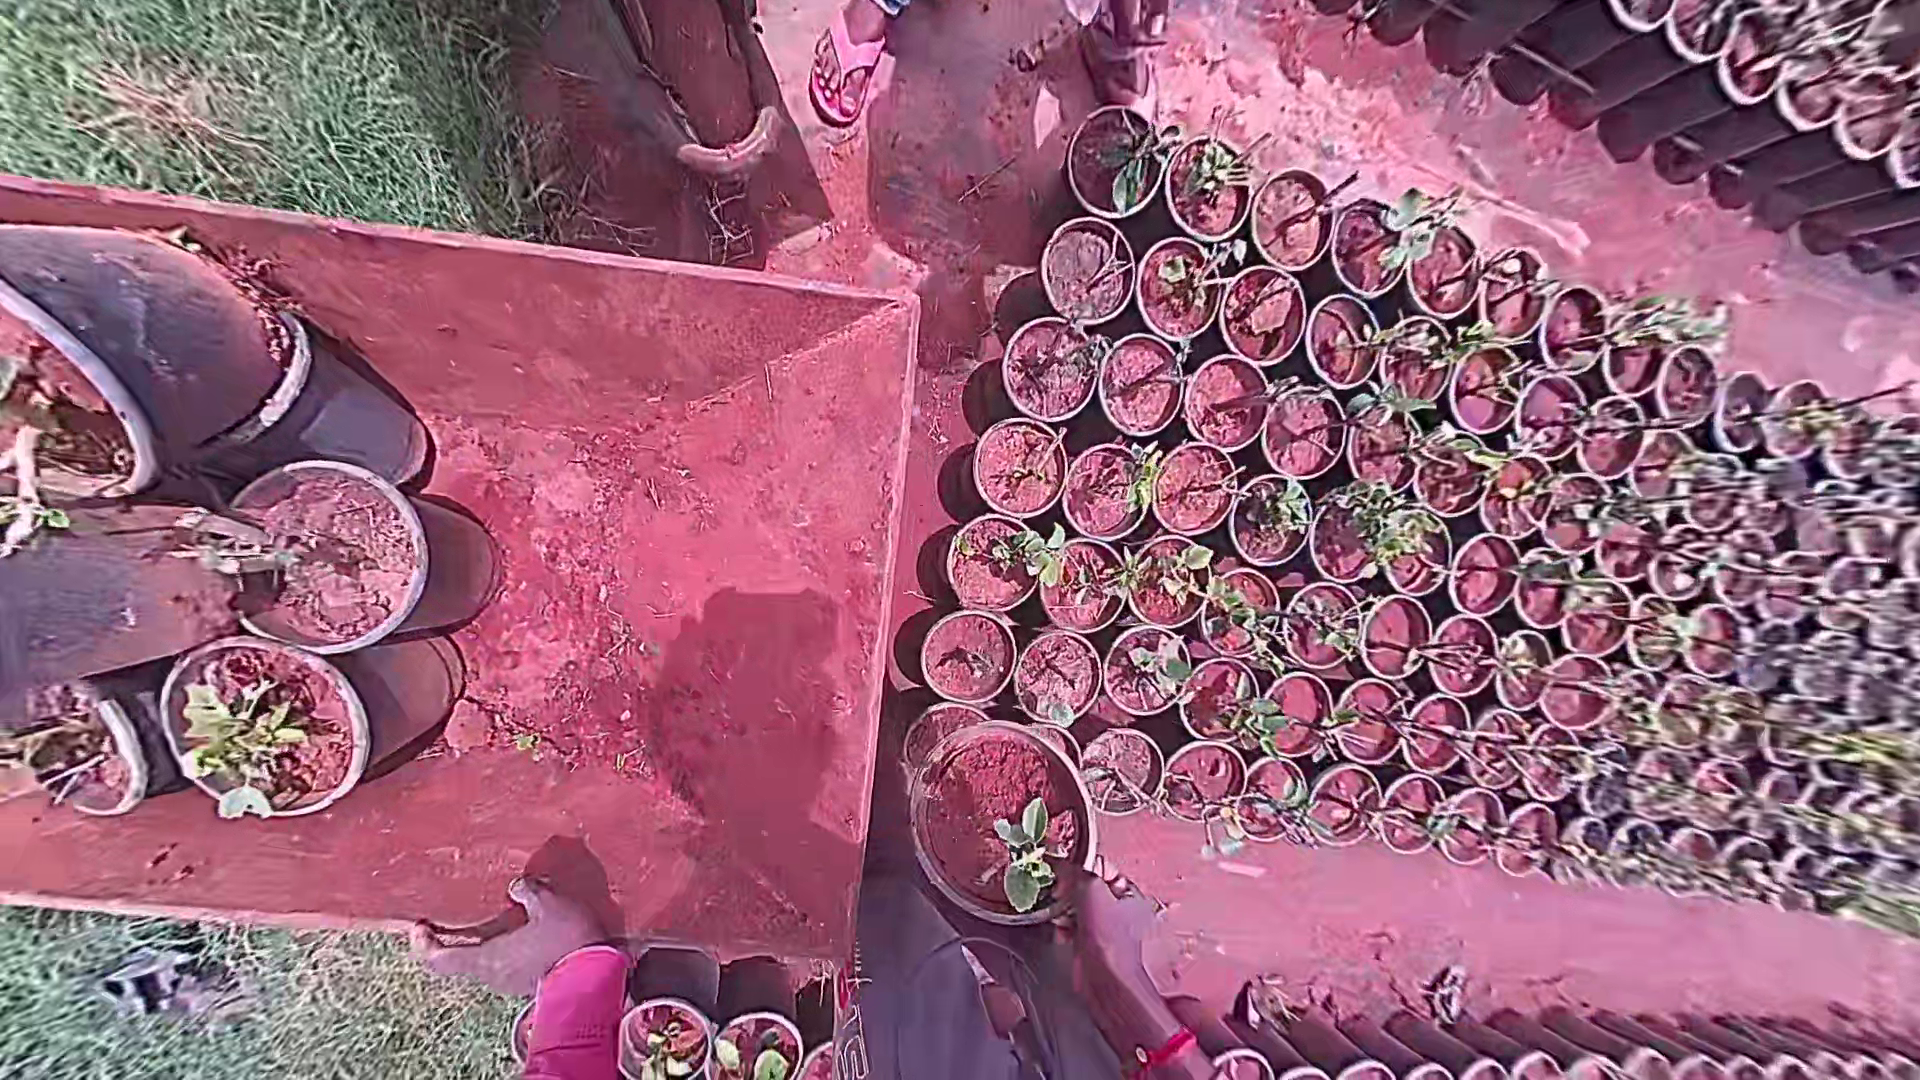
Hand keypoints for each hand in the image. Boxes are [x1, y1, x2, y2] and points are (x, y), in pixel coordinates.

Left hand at [409, 876, 615, 997]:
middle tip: (461, 919)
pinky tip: (525, 932)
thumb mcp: (549, 903)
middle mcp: (490, 974)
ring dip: (486, 943)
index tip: (420, 927)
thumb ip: (528, 891)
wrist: (591, 970)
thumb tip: (515, 885)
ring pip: (486, 961)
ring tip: (500, 920)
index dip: (424, 943)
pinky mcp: (525, 982)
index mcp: (486, 957)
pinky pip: (506, 963)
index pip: (438, 958)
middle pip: (461, 959)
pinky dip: (506, 948)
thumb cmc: (564, 936)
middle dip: (459, 939)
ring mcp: (508, 981)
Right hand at [1062, 856, 1161, 998]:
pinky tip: (1061, 931)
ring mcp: (1106, 926)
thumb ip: (1079, 870)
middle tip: (1059, 892)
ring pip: (1077, 904)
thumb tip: (1064, 864)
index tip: (1064, 872)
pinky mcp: (1092, 942)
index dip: (1080, 867)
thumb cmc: (1107, 937)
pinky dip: (1064, 925)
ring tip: (1059, 914)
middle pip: (1086, 885)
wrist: (1107, 983)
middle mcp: (1120, 907)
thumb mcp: (1092, 889)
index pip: (1100, 866)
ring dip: (1064, 907)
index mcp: (1128, 891)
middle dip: (1069, 888)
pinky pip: (1073, 924)